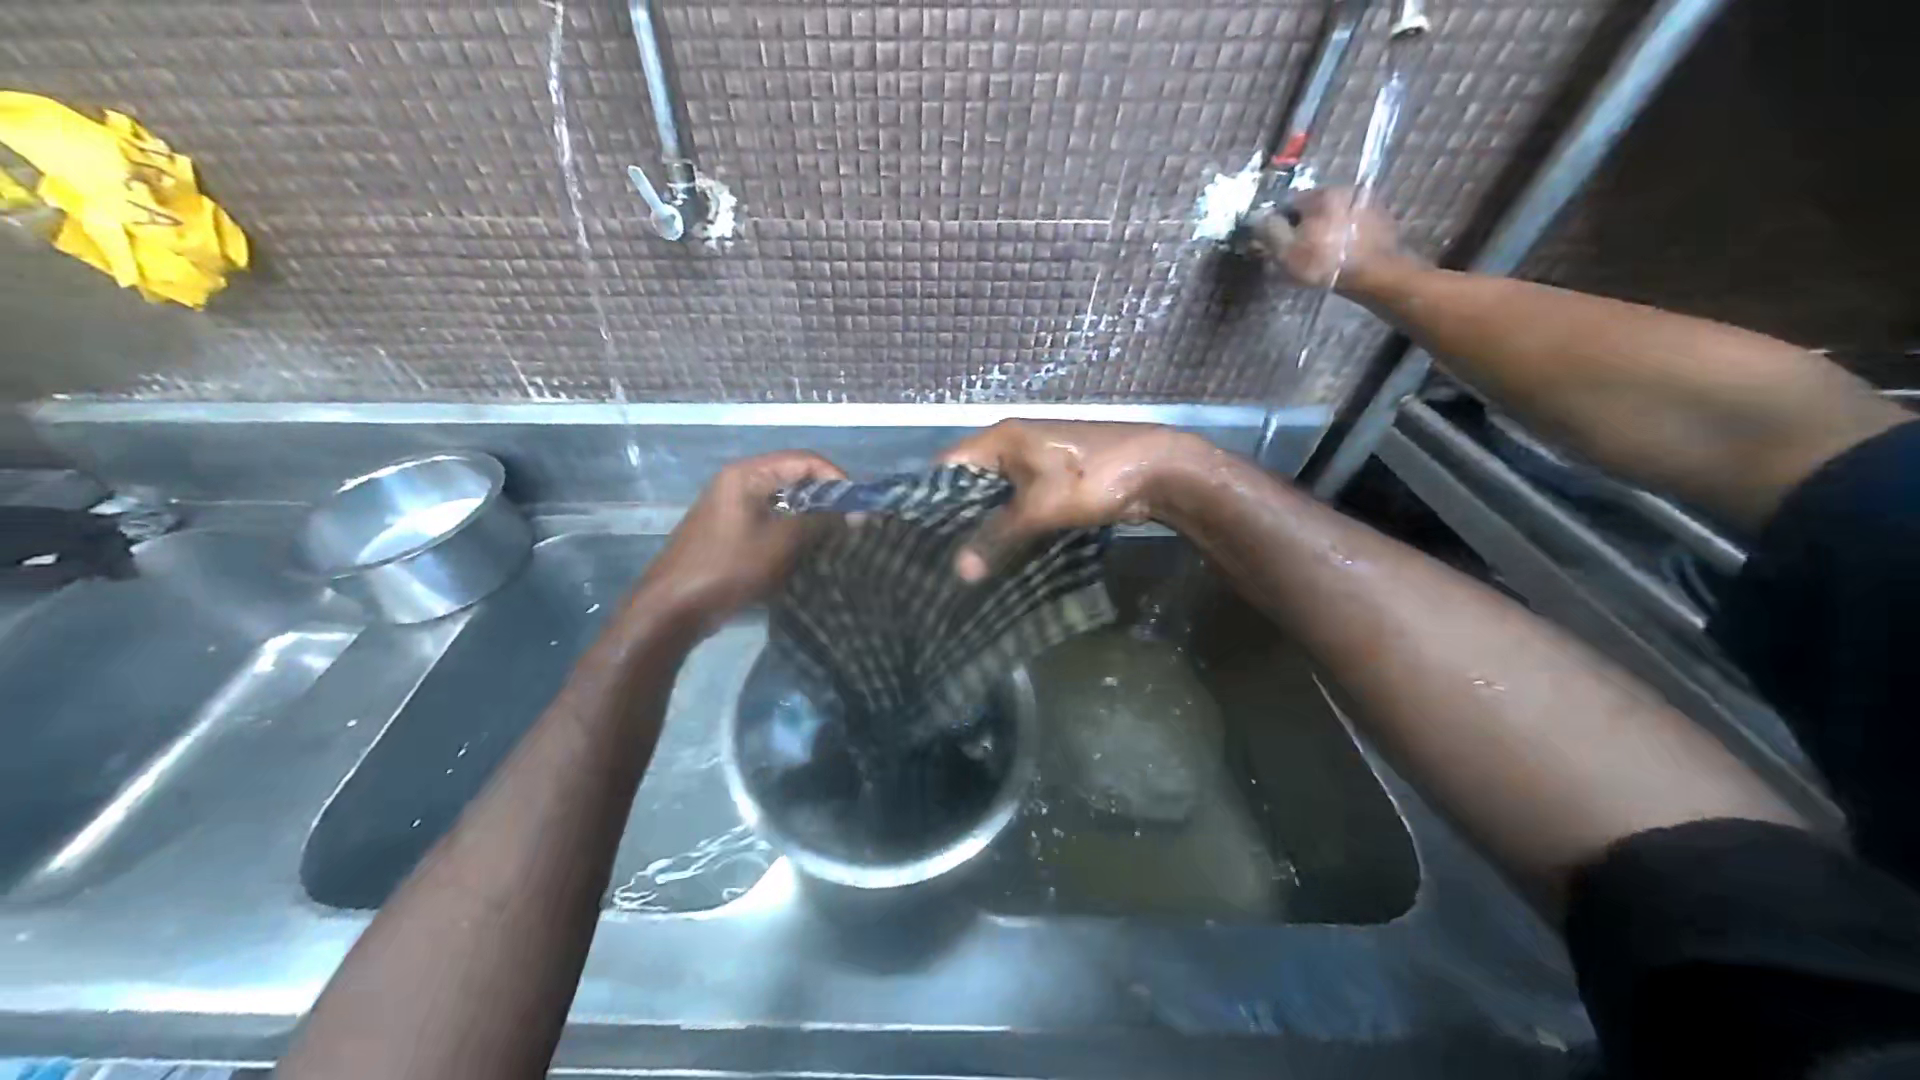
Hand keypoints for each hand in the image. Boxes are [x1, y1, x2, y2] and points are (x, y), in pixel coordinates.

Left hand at [635, 451, 844, 631]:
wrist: (673, 608)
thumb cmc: (729, 567)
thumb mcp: (782, 542)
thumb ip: (821, 521)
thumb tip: (854, 513)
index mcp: (747, 474)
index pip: (805, 460)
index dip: (837, 479)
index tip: (858, 507)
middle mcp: (738, 482)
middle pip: (794, 479)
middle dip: (826, 499)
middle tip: (851, 525)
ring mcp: (731, 508)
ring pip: (784, 502)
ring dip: (811, 518)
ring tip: (834, 540)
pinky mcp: (729, 532)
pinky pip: (770, 521)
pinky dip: (792, 532)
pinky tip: (807, 553)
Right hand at [937, 420, 1212, 580]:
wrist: (1156, 470)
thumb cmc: (1090, 478)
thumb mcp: (1039, 509)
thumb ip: (997, 536)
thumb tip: (960, 572)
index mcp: (1001, 439)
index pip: (948, 464)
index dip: (929, 496)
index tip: (915, 533)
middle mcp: (1012, 445)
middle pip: (970, 480)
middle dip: (956, 515)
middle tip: (936, 553)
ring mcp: (1034, 463)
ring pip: (996, 494)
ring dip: (984, 521)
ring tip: (962, 558)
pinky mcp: (1053, 481)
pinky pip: (1018, 502)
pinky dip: (1008, 523)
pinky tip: (998, 551)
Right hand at [1250, 187, 1405, 291]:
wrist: (1375, 273)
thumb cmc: (1325, 263)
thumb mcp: (1286, 252)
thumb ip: (1269, 230)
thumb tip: (1259, 217)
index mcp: (1319, 194)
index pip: (1287, 202)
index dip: (1278, 223)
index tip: (1277, 242)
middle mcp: (1344, 188)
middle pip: (1312, 206)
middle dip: (1302, 224)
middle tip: (1299, 249)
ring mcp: (1366, 199)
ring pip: (1333, 212)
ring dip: (1324, 227)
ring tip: (1322, 251)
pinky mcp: (1380, 214)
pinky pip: (1351, 220)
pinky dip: (1343, 231)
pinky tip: (1341, 249)